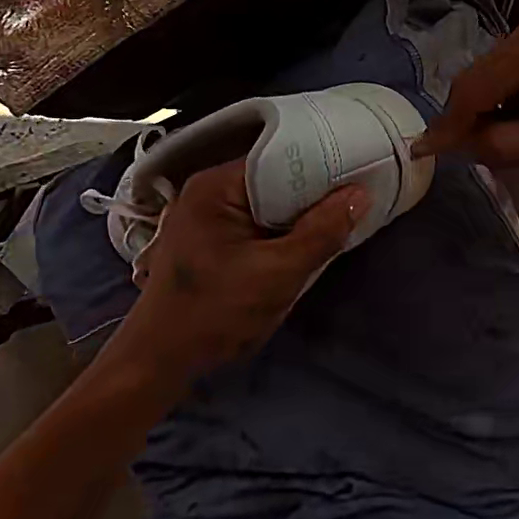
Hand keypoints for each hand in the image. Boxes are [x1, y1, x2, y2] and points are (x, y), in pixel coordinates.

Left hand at [104, 160, 367, 384]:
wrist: (160, 359)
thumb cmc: (214, 313)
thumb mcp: (277, 274)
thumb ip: (320, 233)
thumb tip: (359, 194)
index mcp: (214, 185)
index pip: (276, 159)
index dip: (318, 168)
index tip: (356, 177)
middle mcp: (205, 190)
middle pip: (270, 180)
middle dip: (308, 196)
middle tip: (352, 202)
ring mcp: (203, 215)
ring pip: (263, 205)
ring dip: (293, 218)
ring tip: (334, 220)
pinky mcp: (206, 238)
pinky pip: (250, 222)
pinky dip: (275, 232)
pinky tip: (299, 243)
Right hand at [411, 0, 518, 166]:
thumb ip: (507, 144)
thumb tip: (458, 147)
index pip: (473, 86)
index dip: (449, 123)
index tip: (424, 152)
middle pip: (488, 75)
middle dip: (478, 115)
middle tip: (475, 155)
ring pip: (509, 69)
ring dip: (504, 105)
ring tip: (514, 141)